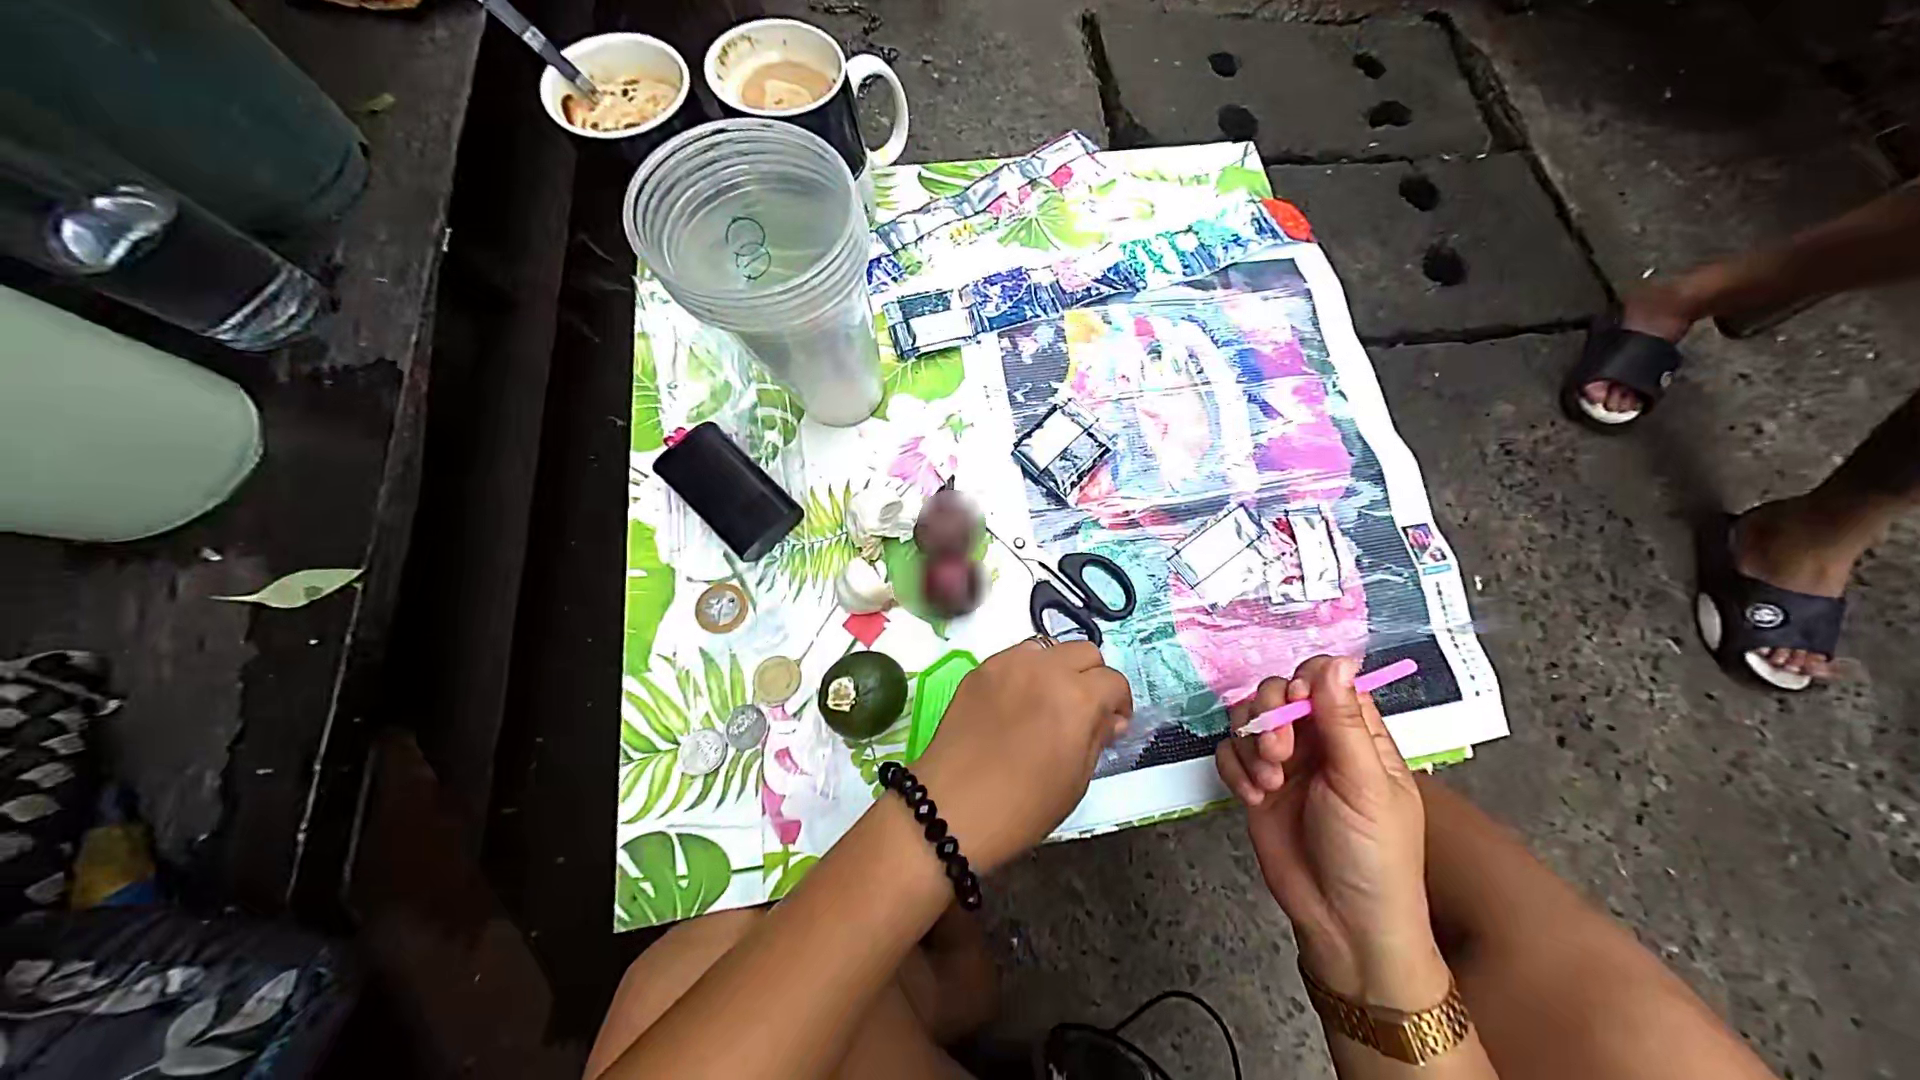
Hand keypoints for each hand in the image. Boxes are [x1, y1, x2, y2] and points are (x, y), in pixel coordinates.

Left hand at [914, 639, 1131, 872]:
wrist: (952, 808)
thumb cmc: (1023, 806)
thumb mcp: (1076, 780)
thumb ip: (1097, 737)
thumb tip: (1109, 718)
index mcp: (1077, 696)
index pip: (1113, 681)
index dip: (1119, 704)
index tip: (1112, 724)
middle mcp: (1044, 668)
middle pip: (1084, 651)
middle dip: (1092, 677)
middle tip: (1084, 710)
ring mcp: (1008, 664)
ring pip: (1048, 647)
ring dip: (1057, 668)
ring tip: (1048, 701)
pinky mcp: (980, 670)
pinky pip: (1014, 657)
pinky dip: (1025, 672)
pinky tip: (1017, 704)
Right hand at [1214, 656, 1446, 1008]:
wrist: (1340, 922)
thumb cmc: (1372, 854)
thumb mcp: (1364, 784)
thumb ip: (1343, 721)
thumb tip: (1338, 660)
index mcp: (1357, 735)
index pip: (1325, 681)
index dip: (1305, 683)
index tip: (1298, 703)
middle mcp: (1317, 741)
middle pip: (1277, 693)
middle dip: (1270, 716)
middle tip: (1279, 752)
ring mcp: (1283, 762)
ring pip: (1247, 719)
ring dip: (1250, 745)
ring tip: (1268, 781)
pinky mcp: (1254, 783)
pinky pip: (1228, 753)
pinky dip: (1234, 770)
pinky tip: (1253, 796)